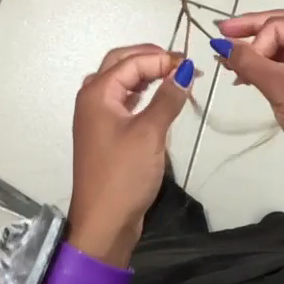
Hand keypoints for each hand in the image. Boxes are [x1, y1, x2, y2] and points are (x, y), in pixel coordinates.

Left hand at [67, 45, 192, 265]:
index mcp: (97, 93)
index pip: (131, 62)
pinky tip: (158, 98)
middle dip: (150, 59)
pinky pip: (122, 100)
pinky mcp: (105, 133)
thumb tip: (185, 70)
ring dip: (145, 75)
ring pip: (120, 81)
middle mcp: (92, 99)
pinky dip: (140, 93)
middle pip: (121, 64)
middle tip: (180, 64)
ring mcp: (96, 117)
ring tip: (174, 77)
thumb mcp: (150, 134)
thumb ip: (167, 98)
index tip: (192, 65)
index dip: (161, 58)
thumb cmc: (123, 175)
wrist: (103, 224)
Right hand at [214, 12, 283, 185]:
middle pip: (280, 27)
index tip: (237, 68)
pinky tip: (250, 77)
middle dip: (249, 33)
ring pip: (283, 46)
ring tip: (230, 65)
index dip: (253, 43)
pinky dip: (270, 67)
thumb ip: (248, 62)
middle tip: (220, 33)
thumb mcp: (279, 87)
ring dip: (258, 54)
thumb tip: (220, 44)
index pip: (276, 26)